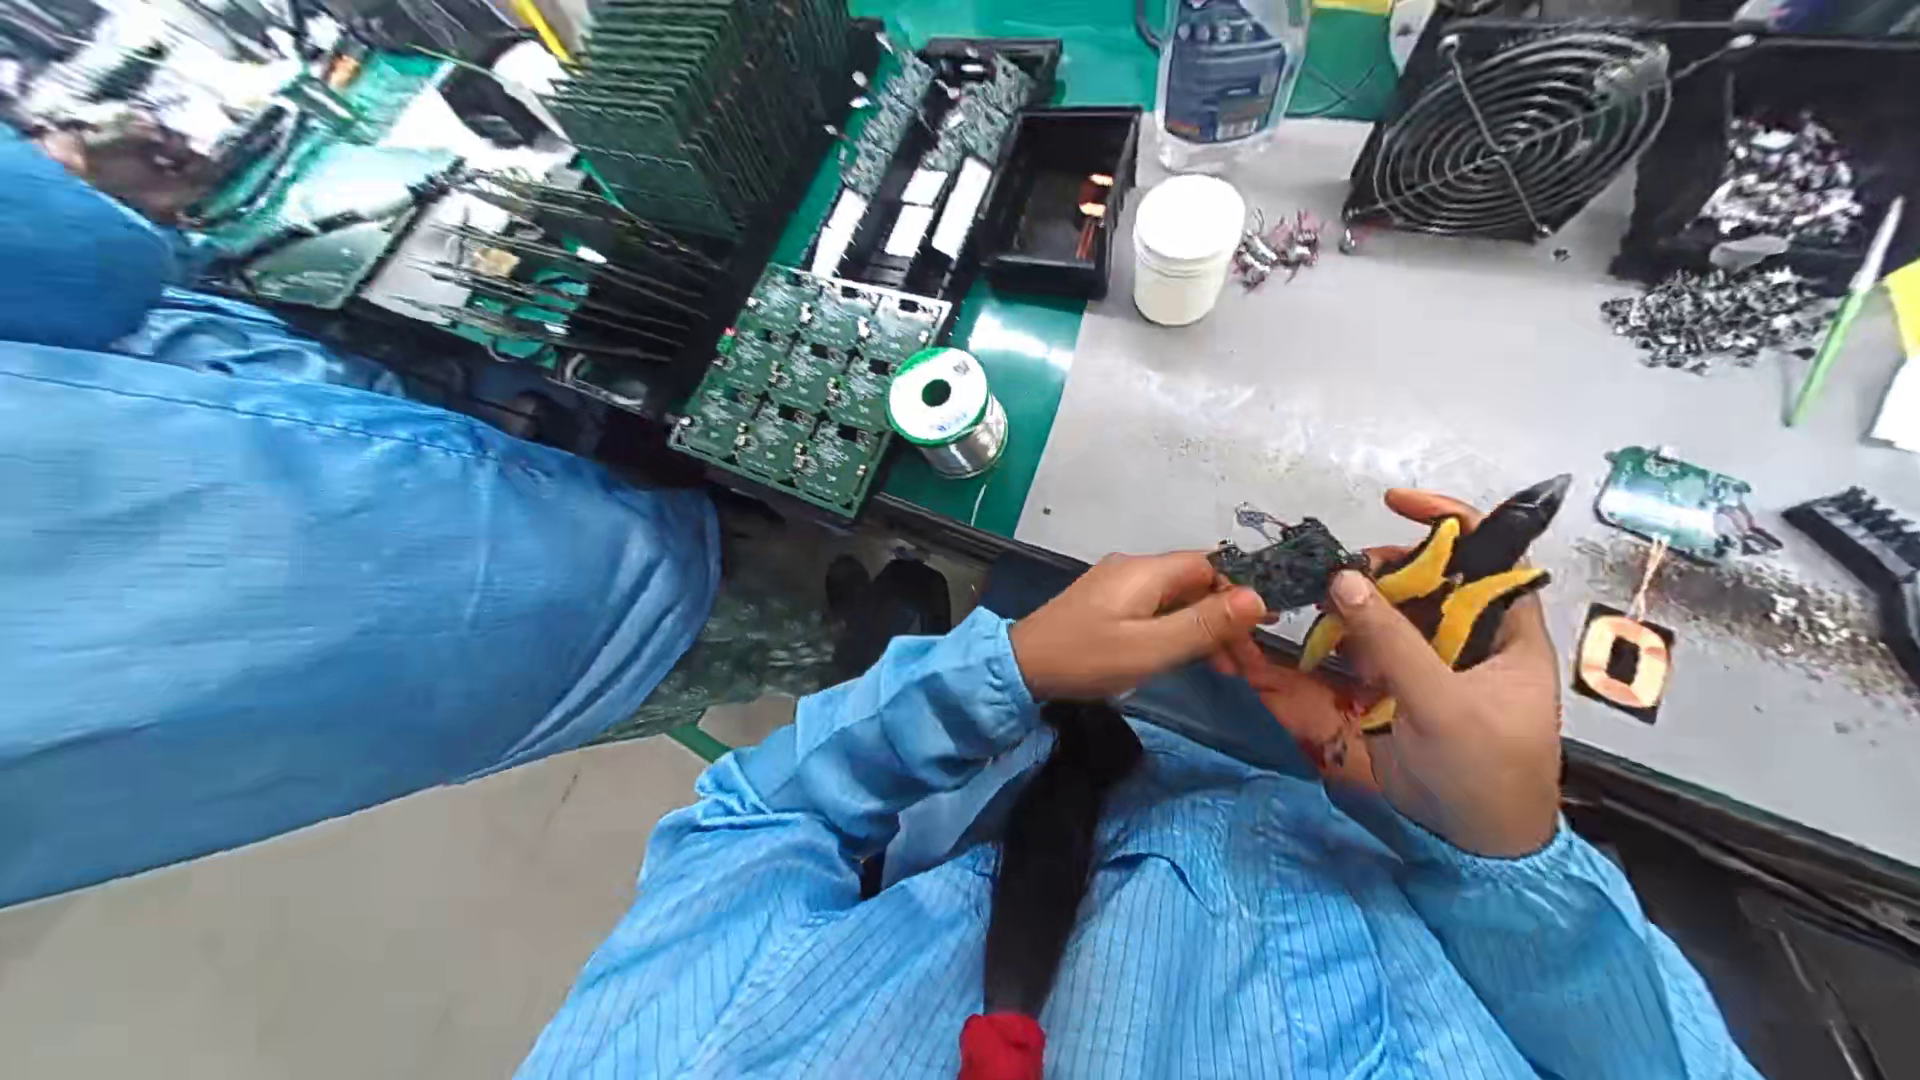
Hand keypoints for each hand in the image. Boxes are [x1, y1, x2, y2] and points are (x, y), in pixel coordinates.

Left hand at [1011, 553, 1266, 699]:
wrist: (1022, 666)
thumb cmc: (1088, 657)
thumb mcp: (1152, 647)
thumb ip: (1204, 624)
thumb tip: (1257, 597)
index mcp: (1146, 571)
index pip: (1210, 566)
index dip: (1240, 594)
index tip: (1260, 631)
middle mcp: (1133, 569)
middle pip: (1195, 584)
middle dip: (1224, 620)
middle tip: (1246, 666)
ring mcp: (1116, 585)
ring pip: (1176, 599)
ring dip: (1202, 630)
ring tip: (1224, 671)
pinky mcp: (1105, 603)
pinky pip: (1154, 609)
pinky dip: (1176, 631)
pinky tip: (1184, 658)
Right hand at [1219, 490, 1562, 856]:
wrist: (1472, 842)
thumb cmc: (1484, 772)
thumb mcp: (1440, 703)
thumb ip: (1390, 641)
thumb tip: (1343, 578)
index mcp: (1507, 633)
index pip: (1489, 557)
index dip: (1448, 521)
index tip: (1394, 504)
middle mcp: (1470, 636)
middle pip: (1426, 577)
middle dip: (1382, 568)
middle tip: (1338, 578)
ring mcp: (1433, 658)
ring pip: (1391, 607)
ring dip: (1355, 601)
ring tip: (1321, 609)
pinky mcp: (1401, 680)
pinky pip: (1369, 641)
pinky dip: (1343, 632)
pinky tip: (1320, 635)